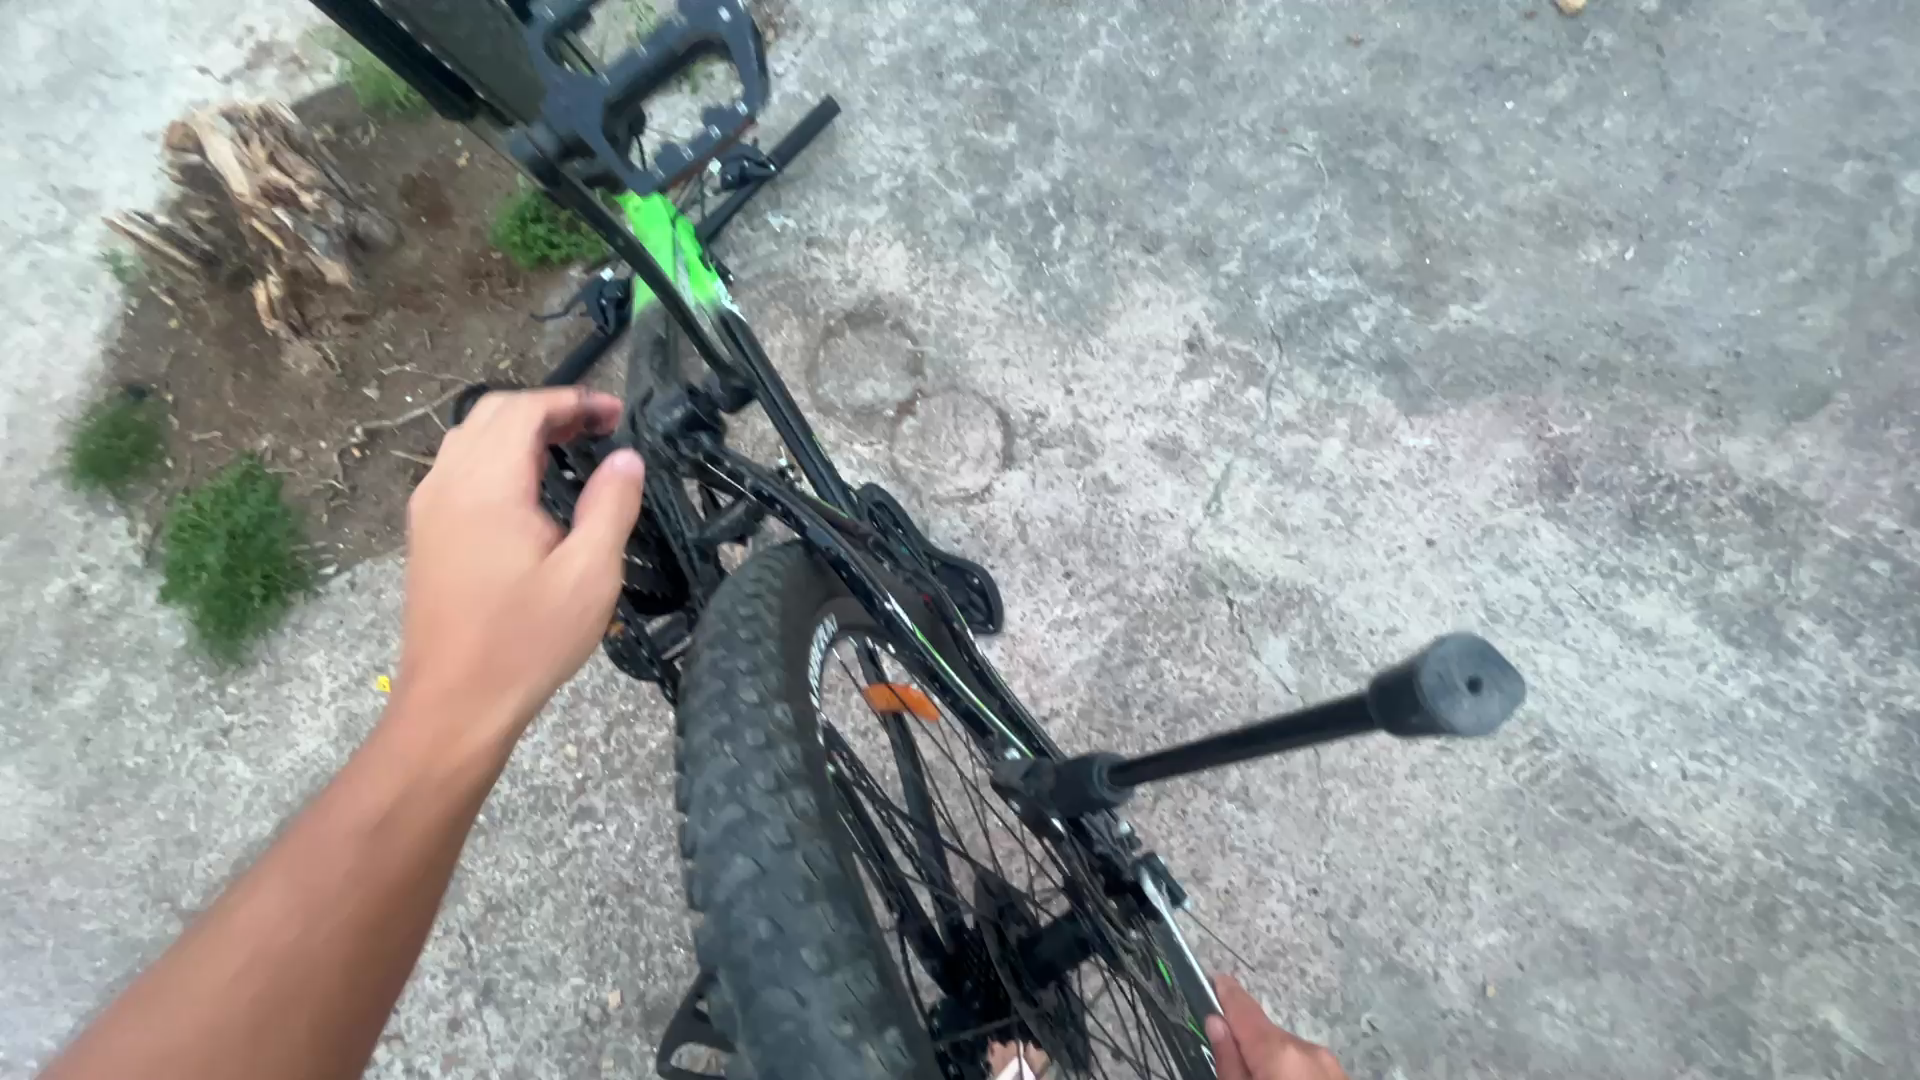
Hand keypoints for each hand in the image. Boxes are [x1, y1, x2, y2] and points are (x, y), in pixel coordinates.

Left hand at [394, 387, 645, 740]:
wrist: (457, 701)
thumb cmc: (528, 639)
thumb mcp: (591, 574)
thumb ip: (611, 506)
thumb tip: (626, 458)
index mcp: (486, 489)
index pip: (523, 411)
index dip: (573, 401)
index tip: (617, 413)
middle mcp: (447, 486)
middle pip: (492, 414)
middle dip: (549, 408)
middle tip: (601, 426)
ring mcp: (430, 509)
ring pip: (472, 439)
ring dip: (523, 429)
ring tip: (573, 446)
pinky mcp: (428, 533)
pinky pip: (461, 468)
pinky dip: (501, 455)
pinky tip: (535, 485)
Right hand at [1205, 975, 1348, 1079]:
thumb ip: (1229, 1062)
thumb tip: (1217, 1023)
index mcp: (1279, 1050)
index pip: (1243, 1007)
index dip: (1225, 991)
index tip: (1213, 979)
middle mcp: (1308, 1048)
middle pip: (1265, 1034)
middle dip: (1249, 1043)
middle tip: (1235, 1063)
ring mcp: (1333, 1064)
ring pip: (1288, 1051)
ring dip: (1274, 1062)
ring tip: (1263, 1078)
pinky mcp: (1345, 1076)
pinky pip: (1309, 1066)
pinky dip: (1295, 1073)